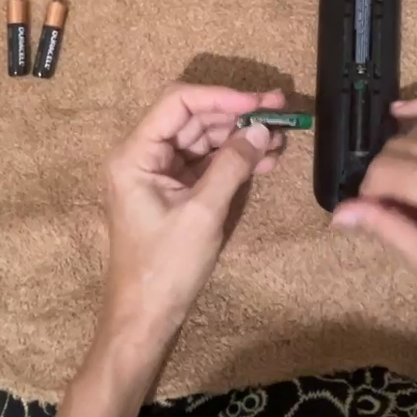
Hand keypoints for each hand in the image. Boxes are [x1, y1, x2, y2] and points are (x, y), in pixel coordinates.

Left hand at [100, 84, 287, 347]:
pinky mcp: (175, 191)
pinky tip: (266, 160)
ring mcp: (160, 173)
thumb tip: (262, 131)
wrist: (146, 319)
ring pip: (205, 139)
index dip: (220, 97)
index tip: (257, 103)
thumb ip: (232, 166)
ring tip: (281, 135)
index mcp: (136, 154)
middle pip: (194, 118)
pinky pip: (207, 163)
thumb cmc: (165, 268)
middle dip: (237, 113)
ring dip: (241, 136)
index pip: (178, 103)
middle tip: (279, 109)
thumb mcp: (203, 213)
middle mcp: (144, 155)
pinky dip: (235, 159)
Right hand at [331, 100, 416, 338]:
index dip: (366, 193)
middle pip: (398, 149)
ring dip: (399, 155)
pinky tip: (397, 112)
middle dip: (381, 175)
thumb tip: (340, 212)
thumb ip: (388, 230)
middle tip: (387, 209)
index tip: (368, 216)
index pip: (386, 172)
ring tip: (405, 191)